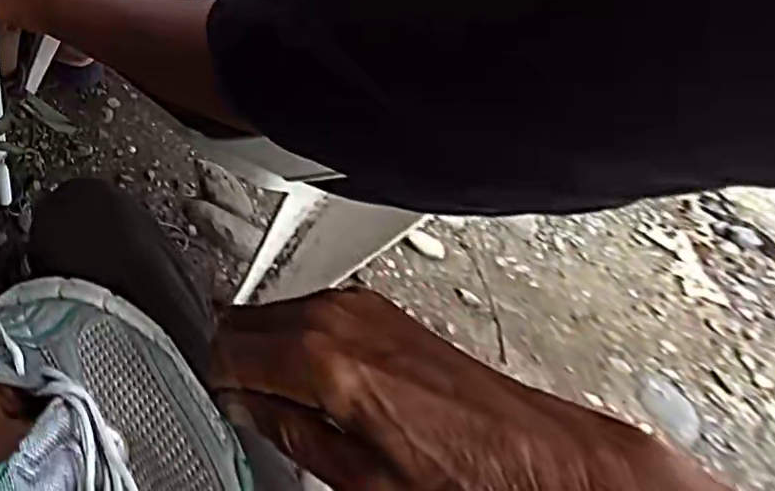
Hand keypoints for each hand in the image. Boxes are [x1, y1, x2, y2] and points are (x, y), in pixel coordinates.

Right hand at [211, 289, 728, 490]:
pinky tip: (320, 377)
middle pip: (237, 322)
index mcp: (317, 360)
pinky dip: (292, 336)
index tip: (231, 404)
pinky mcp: (365, 301)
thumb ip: (287, 432)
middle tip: (255, 405)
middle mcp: (326, 316)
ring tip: (295, 397)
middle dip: (237, 362)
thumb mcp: (366, 482)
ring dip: (263, 348)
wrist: (553, 463)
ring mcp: (346, 303)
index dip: (221, 384)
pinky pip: (299, 310)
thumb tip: (246, 408)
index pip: (226, 351)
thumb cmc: (475, 481)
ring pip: (264, 312)